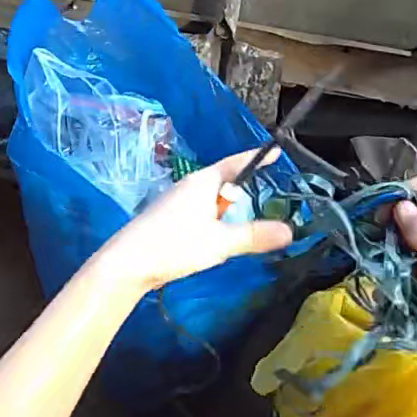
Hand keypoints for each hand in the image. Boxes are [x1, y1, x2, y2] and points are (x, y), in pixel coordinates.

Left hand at [89, 149, 294, 293]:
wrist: (127, 263)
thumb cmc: (174, 245)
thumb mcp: (220, 242)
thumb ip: (254, 236)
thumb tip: (289, 231)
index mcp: (203, 182)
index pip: (236, 163)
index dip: (257, 159)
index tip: (275, 152)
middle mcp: (189, 186)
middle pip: (224, 182)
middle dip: (242, 192)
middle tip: (262, 204)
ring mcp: (175, 201)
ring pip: (210, 200)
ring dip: (226, 210)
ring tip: (238, 229)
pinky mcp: (167, 218)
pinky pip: (199, 211)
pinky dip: (213, 220)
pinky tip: (213, 240)